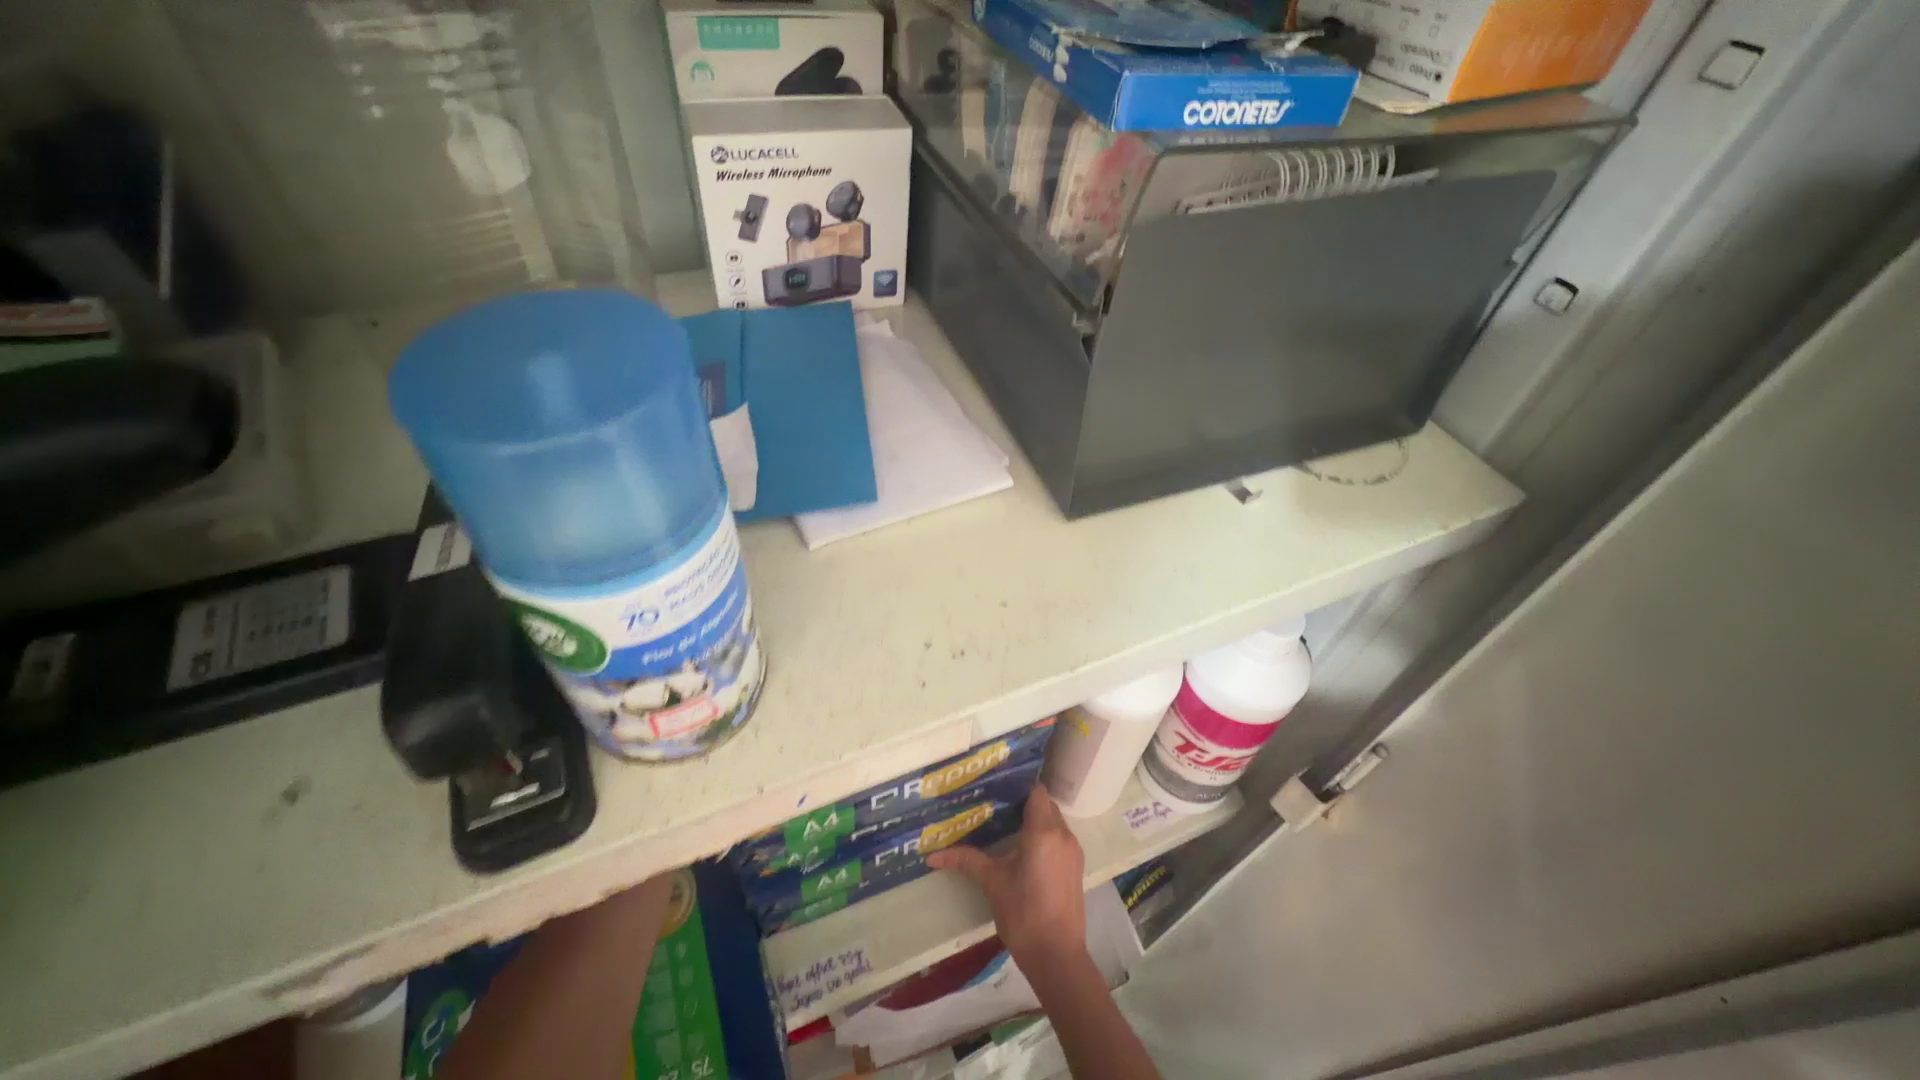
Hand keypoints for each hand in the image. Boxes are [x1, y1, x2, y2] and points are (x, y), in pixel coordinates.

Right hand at [927, 785, 1086, 968]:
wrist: (1057, 955)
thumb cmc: (1023, 915)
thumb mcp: (992, 883)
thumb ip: (966, 860)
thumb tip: (933, 855)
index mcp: (1043, 832)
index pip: (1036, 791)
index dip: (1018, 785)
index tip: (997, 785)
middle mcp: (1063, 835)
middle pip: (1045, 805)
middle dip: (1022, 802)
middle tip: (994, 804)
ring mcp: (1073, 851)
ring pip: (1054, 822)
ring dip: (1034, 820)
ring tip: (1005, 824)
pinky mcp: (1076, 867)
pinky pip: (1059, 839)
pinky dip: (1044, 836)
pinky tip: (1022, 848)